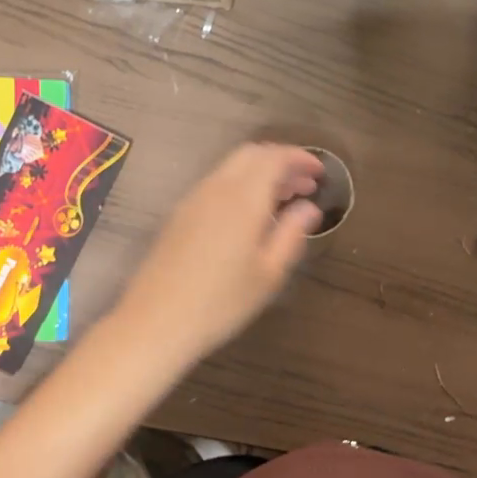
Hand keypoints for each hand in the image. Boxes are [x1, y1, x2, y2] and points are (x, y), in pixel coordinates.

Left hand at [115, 143, 323, 362]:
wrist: (157, 322)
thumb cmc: (221, 303)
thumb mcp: (268, 274)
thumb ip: (291, 234)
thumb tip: (309, 208)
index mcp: (243, 199)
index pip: (274, 158)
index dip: (300, 159)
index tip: (320, 173)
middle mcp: (215, 189)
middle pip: (250, 155)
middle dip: (280, 162)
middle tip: (303, 186)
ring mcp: (192, 201)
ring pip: (230, 169)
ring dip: (259, 175)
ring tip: (281, 201)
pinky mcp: (178, 217)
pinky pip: (215, 187)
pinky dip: (239, 188)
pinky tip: (249, 218)